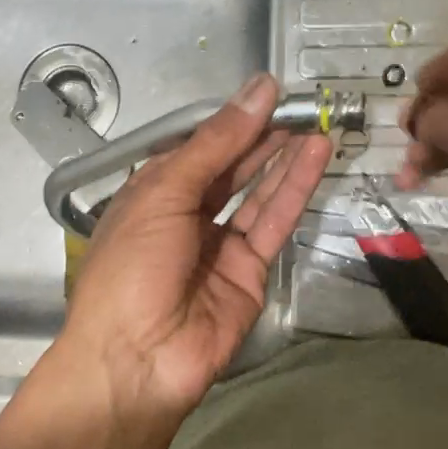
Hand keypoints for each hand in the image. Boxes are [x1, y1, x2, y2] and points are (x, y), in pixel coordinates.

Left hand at [56, 73, 331, 414]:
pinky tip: (315, 157)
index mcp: (151, 196)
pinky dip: (294, 190)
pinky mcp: (249, 274)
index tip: (267, 92)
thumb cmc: (131, 266)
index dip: (230, 123)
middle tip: (301, 106)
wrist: (136, 357)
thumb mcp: (162, 193)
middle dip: (262, 139)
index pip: (197, 150)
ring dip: (284, 159)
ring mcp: (219, 248)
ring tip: (316, 124)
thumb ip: (214, 145)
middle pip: (230, 171)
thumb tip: (257, 92)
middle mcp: (185, 218)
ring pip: (257, 195)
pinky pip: (273, 224)